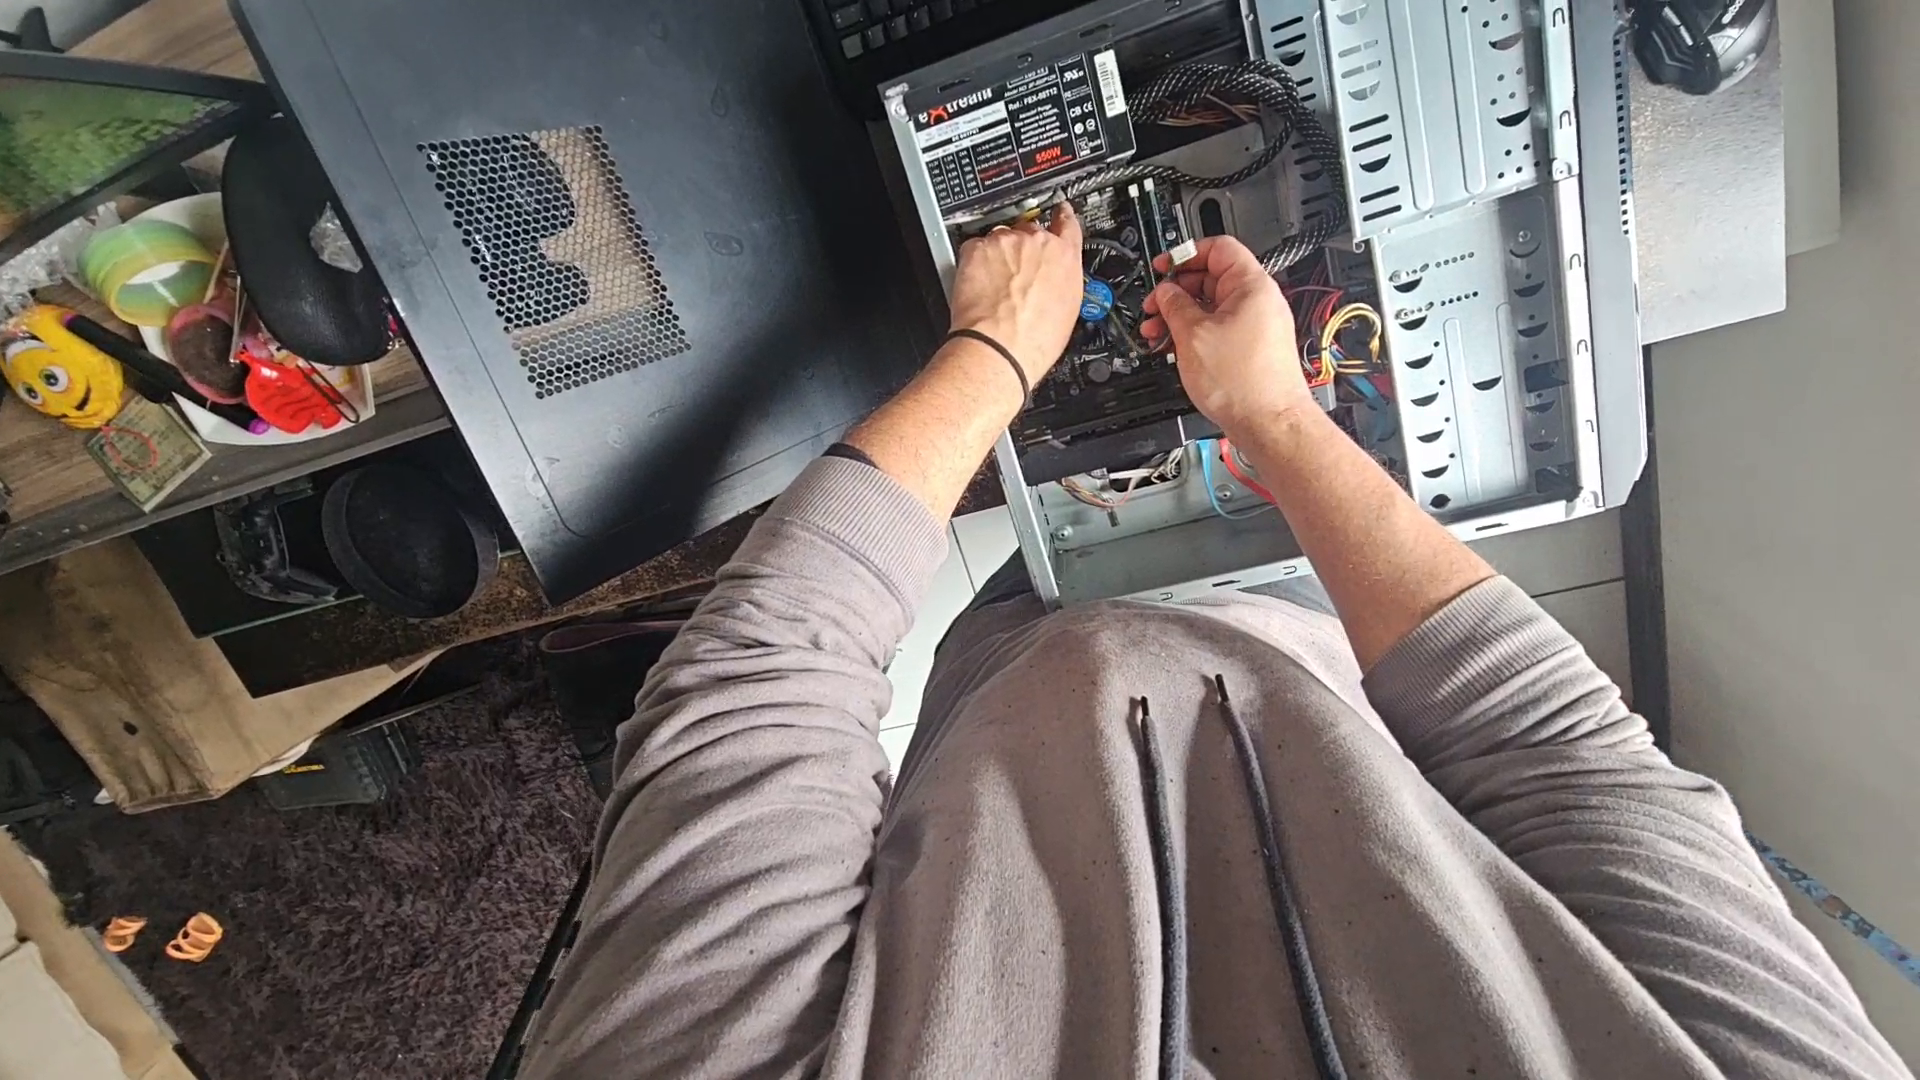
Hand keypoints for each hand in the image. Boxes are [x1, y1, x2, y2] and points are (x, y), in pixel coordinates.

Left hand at [946, 203, 1084, 384]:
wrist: (1000, 348)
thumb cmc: (1033, 341)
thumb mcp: (1066, 312)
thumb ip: (1061, 283)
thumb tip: (1053, 285)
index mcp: (1065, 259)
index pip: (1068, 225)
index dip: (1061, 217)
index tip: (1059, 212)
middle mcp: (1037, 243)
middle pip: (1029, 231)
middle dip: (1021, 248)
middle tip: (1014, 274)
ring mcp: (1006, 243)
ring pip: (1000, 238)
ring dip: (997, 255)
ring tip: (993, 286)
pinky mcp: (978, 249)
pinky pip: (974, 246)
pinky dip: (973, 261)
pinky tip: (977, 284)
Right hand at [1140, 236, 1310, 438]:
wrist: (1266, 422)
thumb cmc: (1243, 383)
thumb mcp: (1193, 335)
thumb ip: (1175, 306)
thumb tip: (1165, 292)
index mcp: (1251, 286)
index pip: (1217, 248)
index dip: (1185, 254)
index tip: (1163, 266)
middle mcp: (1258, 302)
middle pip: (1210, 279)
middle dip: (1176, 292)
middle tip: (1153, 307)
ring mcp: (1255, 325)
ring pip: (1210, 307)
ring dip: (1179, 316)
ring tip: (1156, 332)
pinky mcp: (1249, 348)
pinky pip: (1216, 329)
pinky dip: (1193, 334)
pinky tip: (1174, 347)